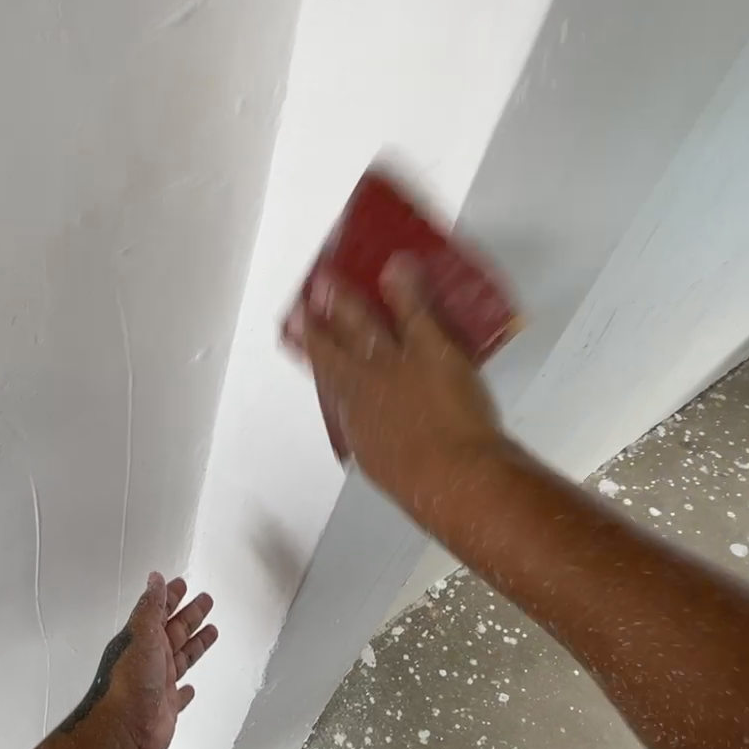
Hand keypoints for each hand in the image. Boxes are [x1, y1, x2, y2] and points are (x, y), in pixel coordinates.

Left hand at [63, 574, 215, 748]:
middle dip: (191, 616)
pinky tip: (190, 687)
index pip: (160, 612)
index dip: (171, 597)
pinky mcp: (166, 708)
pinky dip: (186, 691)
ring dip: (195, 645)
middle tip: (205, 601)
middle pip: (176, 632)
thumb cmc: (127, 685)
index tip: (181, 584)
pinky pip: (179, 696)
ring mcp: (158, 684)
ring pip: (181, 659)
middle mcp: (150, 659)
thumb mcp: (141, 636)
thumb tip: (154, 579)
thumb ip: (150, 607)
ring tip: (210, 631)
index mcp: (143, 640)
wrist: (123, 730)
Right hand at [300, 255, 507, 516]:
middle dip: (317, 321)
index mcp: (352, 413)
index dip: (310, 351)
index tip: (297, 332)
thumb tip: (368, 425)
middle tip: (306, 298)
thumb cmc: (416, 482)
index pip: (325, 375)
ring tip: (331, 278)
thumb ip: (369, 433)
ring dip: (345, 299)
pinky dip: (405, 287)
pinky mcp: (428, 349)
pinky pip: (414, 312)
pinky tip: (398, 266)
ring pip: (363, 324)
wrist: (451, 475)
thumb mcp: (378, 460)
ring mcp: (394, 363)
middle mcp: (363, 383)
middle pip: (333, 346)